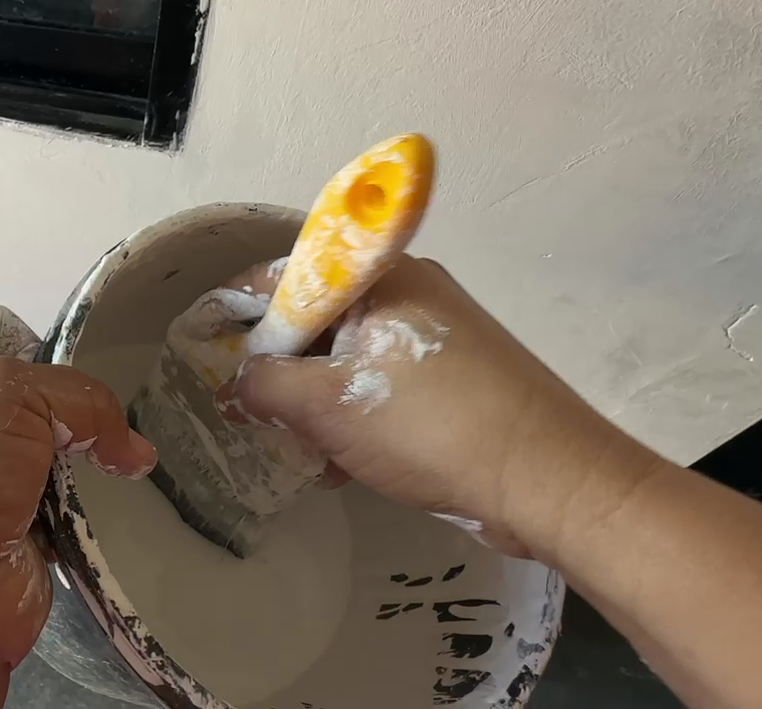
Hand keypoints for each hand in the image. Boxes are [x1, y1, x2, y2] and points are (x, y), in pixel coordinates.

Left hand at [0, 307, 156, 679]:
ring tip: (124, 457)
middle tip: (111, 414)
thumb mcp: (7, 393)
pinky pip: (69, 498)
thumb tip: (134, 451)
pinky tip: (119, 492)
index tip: (78, 356)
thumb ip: (79, 396)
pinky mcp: (20, 526)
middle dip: (74, 403)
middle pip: (37, 391)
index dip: (37, 339)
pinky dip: (92, 499)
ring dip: (90, 454)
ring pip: (59, 446)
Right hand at [216, 255, 658, 557]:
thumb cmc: (434, 428)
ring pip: (344, 354)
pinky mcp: (453, 369)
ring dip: (315, 399)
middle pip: (313, 319)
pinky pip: (379, 376)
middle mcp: (403, 289)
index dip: (233, 307)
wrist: (563, 485)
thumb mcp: (328, 406)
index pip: (281, 276)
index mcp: (375, 276)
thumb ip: (263, 385)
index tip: (199, 338)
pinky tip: (345, 459)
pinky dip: (353, 409)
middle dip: (280, 369)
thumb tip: (230, 385)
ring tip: (308, 450)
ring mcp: (432, 329)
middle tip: (259, 411)